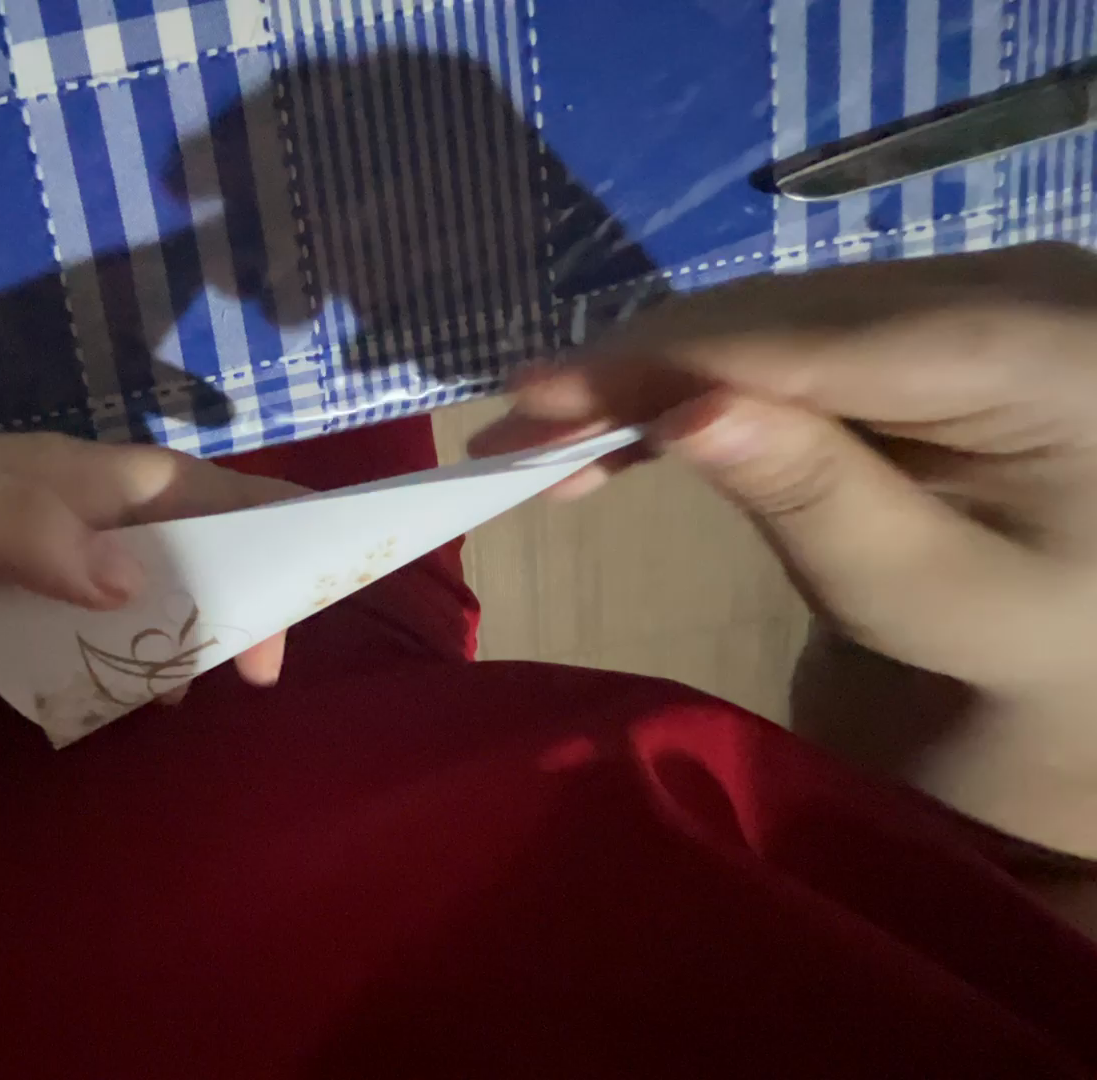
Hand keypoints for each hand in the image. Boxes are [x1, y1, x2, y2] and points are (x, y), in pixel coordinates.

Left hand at [0, 429, 301, 681]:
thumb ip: (27, 532)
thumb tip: (131, 581)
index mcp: (58, 473)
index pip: (184, 486)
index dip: (256, 520)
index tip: (310, 576)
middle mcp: (57, 504)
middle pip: (172, 534)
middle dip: (231, 585)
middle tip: (255, 668)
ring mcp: (28, 549)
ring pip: (134, 577)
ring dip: (178, 623)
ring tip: (203, 684)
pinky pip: (84, 615)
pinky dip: (118, 648)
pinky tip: (125, 688)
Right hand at [470, 243, 1096, 854]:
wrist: (1080, 617)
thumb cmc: (1014, 630)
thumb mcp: (918, 588)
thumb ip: (812, 496)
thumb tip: (689, 414)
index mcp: (1049, 356)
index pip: (805, 344)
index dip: (656, 361)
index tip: (528, 390)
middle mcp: (1000, 290)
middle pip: (759, 319)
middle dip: (619, 372)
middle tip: (508, 430)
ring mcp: (943, 296)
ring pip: (739, 324)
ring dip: (628, 382)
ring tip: (536, 438)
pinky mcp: (892, 322)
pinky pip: (753, 343)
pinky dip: (667, 391)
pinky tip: (606, 437)